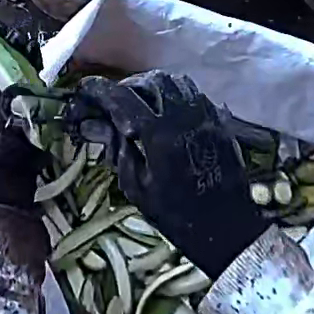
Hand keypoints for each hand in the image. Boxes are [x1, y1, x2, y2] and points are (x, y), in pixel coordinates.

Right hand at [67, 71, 268, 276]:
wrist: (228, 231)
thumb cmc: (176, 215)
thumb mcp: (135, 186)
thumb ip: (115, 148)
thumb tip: (93, 123)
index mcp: (159, 134)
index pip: (121, 97)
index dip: (98, 90)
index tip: (84, 90)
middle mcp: (183, 117)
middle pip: (148, 81)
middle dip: (126, 87)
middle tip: (114, 103)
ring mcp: (205, 116)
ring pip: (173, 81)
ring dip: (150, 86)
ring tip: (139, 103)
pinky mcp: (219, 122)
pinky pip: (192, 93)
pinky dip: (172, 94)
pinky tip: (164, 112)